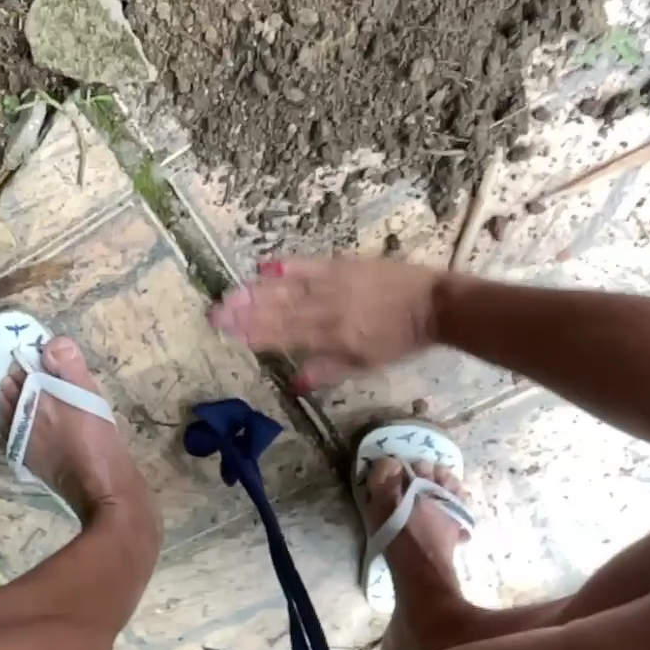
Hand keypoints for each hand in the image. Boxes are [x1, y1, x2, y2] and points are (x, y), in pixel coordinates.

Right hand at [207, 259, 452, 390]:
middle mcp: (329, 310)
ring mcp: (335, 284)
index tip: (227, 333)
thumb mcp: (366, 364)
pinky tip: (263, 266)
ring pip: (288, 289)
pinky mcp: (344, 264)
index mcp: (335, 337)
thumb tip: (292, 385)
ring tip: (228, 293)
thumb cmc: (400, 339)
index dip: (255, 334)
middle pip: (279, 311)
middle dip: (244, 312)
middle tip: (214, 312)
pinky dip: (286, 266)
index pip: (286, 336)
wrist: (435, 305)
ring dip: (256, 292)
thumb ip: (327, 370)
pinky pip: (310, 265)